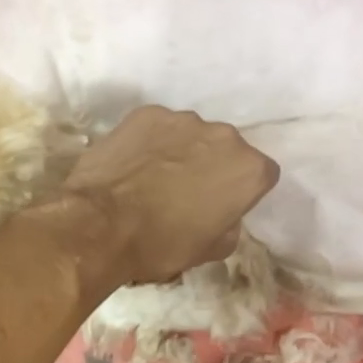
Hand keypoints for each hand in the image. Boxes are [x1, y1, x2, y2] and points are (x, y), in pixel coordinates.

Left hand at [58, 106, 279, 284]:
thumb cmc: (162, 244)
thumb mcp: (211, 250)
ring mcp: (183, 119)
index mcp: (249, 169)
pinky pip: (157, 127)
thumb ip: (229, 224)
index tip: (220, 206)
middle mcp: (224, 135)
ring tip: (151, 177)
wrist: (102, 224)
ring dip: (179, 151)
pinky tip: (131, 164)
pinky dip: (149, 142)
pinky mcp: (146, 113)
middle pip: (225, 149)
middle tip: (184, 192)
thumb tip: (221, 214)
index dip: (240, 192)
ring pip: (190, 135)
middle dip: (211, 166)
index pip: (260, 175)